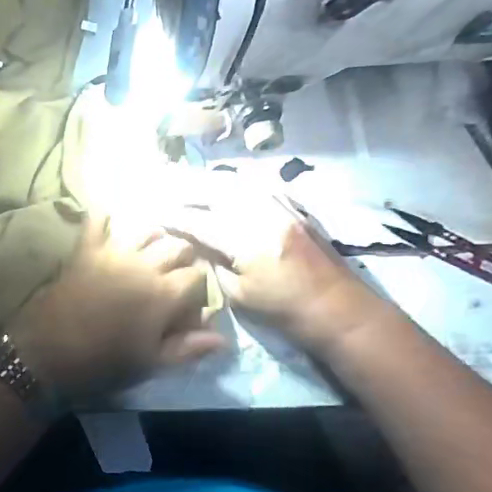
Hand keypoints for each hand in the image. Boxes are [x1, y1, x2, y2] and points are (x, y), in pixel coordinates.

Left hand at [6, 215, 228, 400]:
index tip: (189, 303)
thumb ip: (187, 348)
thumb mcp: (150, 363)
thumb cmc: (104, 362)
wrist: (48, 353)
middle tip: (175, 275)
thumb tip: (220, 339)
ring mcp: (114, 253)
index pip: (197, 276)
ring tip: (152, 251)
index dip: (198, 289)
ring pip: (146, 230)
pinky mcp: (86, 250)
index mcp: (165, 293)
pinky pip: (97, 222)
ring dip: (154, 238)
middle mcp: (145, 265)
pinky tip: (110, 221)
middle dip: (183, 258)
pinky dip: (105, 219)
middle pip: (177, 246)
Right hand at [167, 192, 383, 353]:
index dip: (173, 217)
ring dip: (210, 182)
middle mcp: (260, 212)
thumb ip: (215, 264)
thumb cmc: (285, 310)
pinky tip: (226, 186)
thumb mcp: (239, 295)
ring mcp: (280, 204)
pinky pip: (258, 184)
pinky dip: (236, 183)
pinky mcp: (293, 205)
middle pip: (215, 189)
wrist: (337, 307)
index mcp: (244, 239)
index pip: (197, 220)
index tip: (154, 213)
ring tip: (191, 184)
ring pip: (237, 181)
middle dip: (187, 189)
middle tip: (165, 190)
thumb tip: (198, 245)